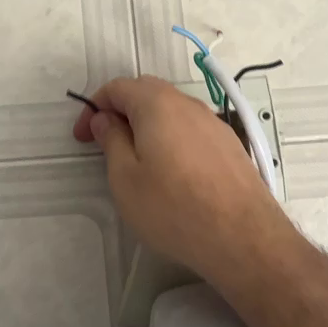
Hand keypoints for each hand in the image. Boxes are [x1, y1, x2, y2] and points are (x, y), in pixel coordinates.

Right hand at [72, 74, 291, 283]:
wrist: (244, 238)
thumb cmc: (174, 208)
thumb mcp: (126, 179)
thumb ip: (112, 141)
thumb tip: (106, 119)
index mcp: (157, 104)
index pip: (118, 87)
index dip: (94, 107)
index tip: (83, 136)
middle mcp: (187, 104)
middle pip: (147, 92)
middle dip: (122, 110)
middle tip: (107, 142)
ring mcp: (213, 123)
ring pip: (172, 110)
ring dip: (149, 124)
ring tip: (139, 159)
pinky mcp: (230, 145)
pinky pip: (192, 128)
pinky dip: (173, 137)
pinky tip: (173, 171)